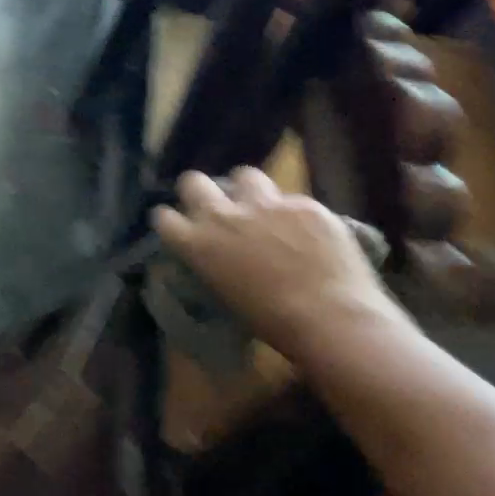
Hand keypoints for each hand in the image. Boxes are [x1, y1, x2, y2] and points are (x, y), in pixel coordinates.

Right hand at [151, 167, 410, 361]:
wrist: (331, 319)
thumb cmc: (270, 320)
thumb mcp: (220, 289)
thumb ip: (210, 258)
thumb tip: (213, 249)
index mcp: (195, 242)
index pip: (163, 216)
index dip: (173, 220)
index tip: (183, 226)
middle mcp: (221, 215)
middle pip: (193, 182)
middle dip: (201, 190)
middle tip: (217, 204)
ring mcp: (265, 205)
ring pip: (245, 175)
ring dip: (249, 189)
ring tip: (263, 206)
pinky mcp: (305, 205)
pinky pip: (293, 200)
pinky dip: (296, 212)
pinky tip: (309, 232)